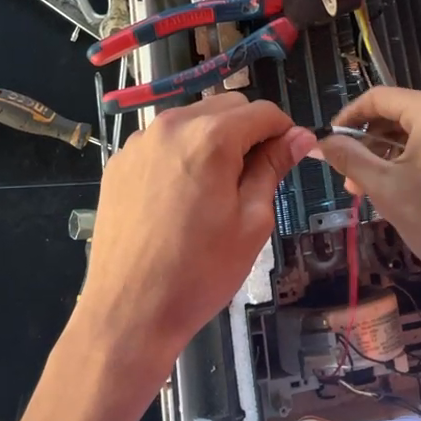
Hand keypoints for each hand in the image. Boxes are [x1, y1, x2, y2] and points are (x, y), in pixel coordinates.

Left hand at [78, 92, 313, 366]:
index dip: (283, 132)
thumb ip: (273, 168)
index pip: (263, 111)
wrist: (128, 313)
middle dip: (247, 132)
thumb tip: (301, 136)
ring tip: (212, 190)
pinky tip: (178, 197)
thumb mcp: (252, 221)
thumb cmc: (200, 272)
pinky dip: (181, 153)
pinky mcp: (119, 161)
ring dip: (213, 139)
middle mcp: (171, 125)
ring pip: (192, 119)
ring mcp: (139, 142)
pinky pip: (163, 141)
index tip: (286, 159)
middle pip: (226, 107)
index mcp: (210, 137)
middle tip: (251, 179)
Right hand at [317, 86, 420, 319]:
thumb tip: (322, 142)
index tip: (333, 140)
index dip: (351, 117)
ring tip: (383, 183)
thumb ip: (350, 158)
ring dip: (402, 147)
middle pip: (406, 110)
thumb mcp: (387, 190)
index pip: (381, 98)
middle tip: (355, 176)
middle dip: (377, 141)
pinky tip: (418, 179)